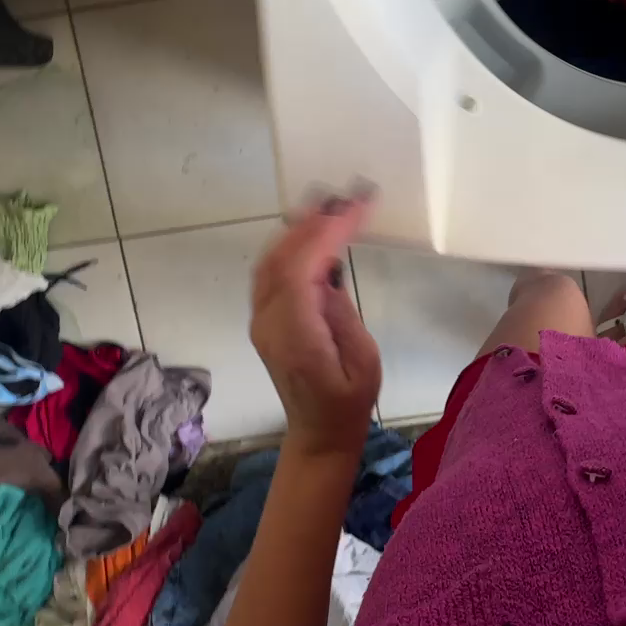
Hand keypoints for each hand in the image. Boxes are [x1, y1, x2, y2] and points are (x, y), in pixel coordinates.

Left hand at [249, 187, 382, 457]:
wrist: (319, 431)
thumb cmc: (349, 400)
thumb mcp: (363, 361)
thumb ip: (341, 314)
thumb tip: (328, 273)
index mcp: (297, 336)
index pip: (302, 271)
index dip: (326, 234)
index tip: (356, 208)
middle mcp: (269, 323)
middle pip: (280, 259)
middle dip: (311, 222)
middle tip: (343, 194)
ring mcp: (261, 319)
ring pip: (269, 261)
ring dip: (296, 228)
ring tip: (327, 202)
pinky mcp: (265, 317)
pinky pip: (270, 271)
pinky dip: (288, 244)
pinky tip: (309, 229)